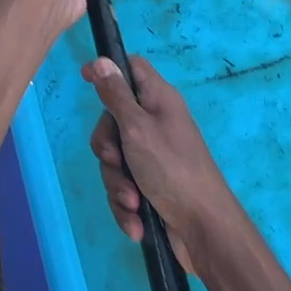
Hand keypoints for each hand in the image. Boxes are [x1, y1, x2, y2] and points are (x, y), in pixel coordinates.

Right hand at [84, 56, 235, 275]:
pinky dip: (125, 204)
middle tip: (117, 160)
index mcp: (158, 100)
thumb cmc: (172, 169)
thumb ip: (115, 96)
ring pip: (115, 158)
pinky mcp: (150, 185)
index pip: (131, 68)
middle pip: (113, 120)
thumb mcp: (137, 128)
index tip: (85, 79)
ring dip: (117, 183)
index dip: (108, 69)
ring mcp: (153, 156)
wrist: (205, 230)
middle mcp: (155, 123)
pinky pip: (124, 185)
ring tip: (132, 201)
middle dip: (107, 147)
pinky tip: (136, 220)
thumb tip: (102, 60)